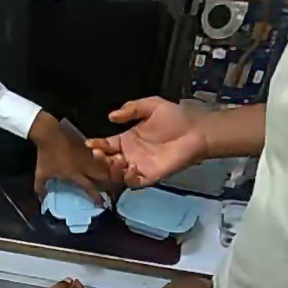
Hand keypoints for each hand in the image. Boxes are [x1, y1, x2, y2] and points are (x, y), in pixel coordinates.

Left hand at [29, 113, 112, 202]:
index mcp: (76, 175)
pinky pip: (98, 155)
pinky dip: (101, 161)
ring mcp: (88, 155)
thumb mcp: (41, 174)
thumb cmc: (46, 156)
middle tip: (111, 190)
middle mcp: (86, 166)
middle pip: (103, 177)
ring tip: (110, 177)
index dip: (97, 197)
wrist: (50, 134)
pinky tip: (101, 163)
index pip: (90, 188)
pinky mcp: (87, 146)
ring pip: (103, 165)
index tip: (103, 204)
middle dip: (109, 184)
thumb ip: (40, 188)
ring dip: (107, 172)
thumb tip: (41, 198)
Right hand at [87, 97, 207, 187]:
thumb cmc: (176, 118)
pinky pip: (133, 182)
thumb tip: (111, 116)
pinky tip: (130, 167)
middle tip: (99, 154)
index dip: (96, 145)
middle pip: (106, 162)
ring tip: (117, 159)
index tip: (90, 144)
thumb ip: (131, 108)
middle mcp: (129, 155)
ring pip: (116, 175)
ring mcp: (138, 167)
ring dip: (111, 169)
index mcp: (126, 140)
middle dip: (99, 160)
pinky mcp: (149, 176)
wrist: (197, 131)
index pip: (105, 145)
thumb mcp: (151, 106)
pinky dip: (127, 177)